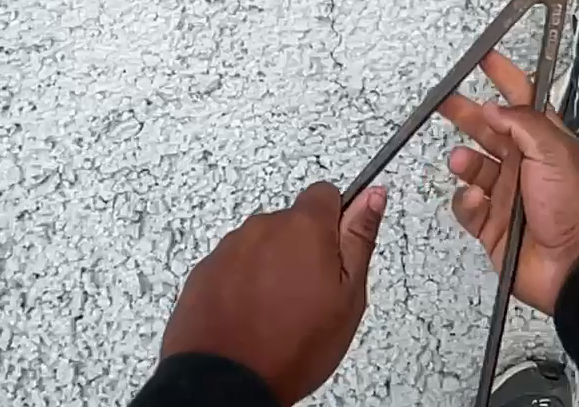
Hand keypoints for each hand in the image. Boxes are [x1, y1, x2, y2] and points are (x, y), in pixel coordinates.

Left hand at [159, 182, 384, 403]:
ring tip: (277, 311)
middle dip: (303, 247)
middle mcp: (265, 226)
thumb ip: (360, 236)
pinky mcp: (204, 272)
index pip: (326, 193)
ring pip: (262, 244)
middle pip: (293, 221)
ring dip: (271, 265)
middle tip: (310, 292)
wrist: (225, 387)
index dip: (336, 220)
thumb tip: (374, 196)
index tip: (336, 250)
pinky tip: (249, 316)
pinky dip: (241, 283)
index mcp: (305, 225)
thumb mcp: (348, 294)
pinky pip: (232, 266)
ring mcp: (230, 249)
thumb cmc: (290, 345)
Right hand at [438, 52, 578, 312]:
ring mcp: (508, 194)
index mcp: (545, 141)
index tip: (485, 59)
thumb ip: (523, 123)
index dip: (504, 77)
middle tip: (446, 102)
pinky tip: (477, 200)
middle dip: (468, 113)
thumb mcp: (555, 152)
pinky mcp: (493, 225)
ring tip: (461, 159)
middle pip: (490, 129)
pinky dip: (467, 201)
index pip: (522, 100)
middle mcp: (525, 164)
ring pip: (473, 166)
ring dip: (464, 160)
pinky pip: (467, 205)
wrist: (578, 266)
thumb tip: (495, 106)